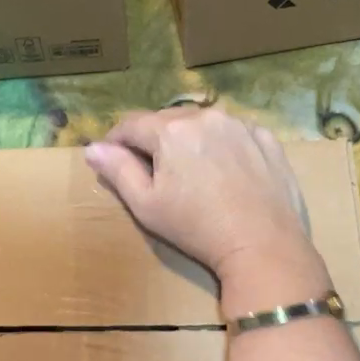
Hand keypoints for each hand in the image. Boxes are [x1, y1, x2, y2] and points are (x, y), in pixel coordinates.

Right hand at [84, 108, 330, 313]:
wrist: (263, 245)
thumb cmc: (197, 228)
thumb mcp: (146, 205)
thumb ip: (117, 171)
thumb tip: (92, 148)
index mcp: (171, 130)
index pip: (131, 124)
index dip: (116, 140)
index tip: (112, 158)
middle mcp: (206, 115)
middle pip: (168, 119)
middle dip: (154, 139)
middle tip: (154, 170)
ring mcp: (240, 124)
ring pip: (203, 123)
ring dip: (191, 139)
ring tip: (192, 171)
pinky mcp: (267, 138)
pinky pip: (235, 132)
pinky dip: (224, 144)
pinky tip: (227, 171)